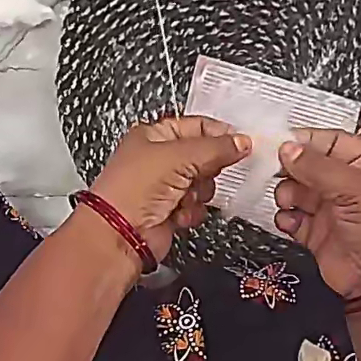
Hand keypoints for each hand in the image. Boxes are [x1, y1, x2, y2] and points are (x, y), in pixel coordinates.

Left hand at [88, 116, 251, 263]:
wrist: (120, 234)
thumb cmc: (131, 190)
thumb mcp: (180, 156)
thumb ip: (216, 147)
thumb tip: (240, 142)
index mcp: (154, 135)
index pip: (197, 126)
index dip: (219, 134)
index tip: (240, 143)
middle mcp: (158, 159)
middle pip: (203, 157)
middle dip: (207, 170)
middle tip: (202, 173)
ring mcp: (164, 186)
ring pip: (203, 184)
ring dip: (198, 193)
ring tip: (184, 195)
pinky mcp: (170, 210)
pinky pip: (196, 206)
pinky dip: (191, 211)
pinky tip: (177, 212)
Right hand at [272, 128, 360, 298]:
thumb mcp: (357, 188)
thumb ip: (319, 167)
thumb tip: (290, 149)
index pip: (332, 142)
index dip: (307, 141)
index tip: (281, 141)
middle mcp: (350, 186)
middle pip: (310, 165)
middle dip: (291, 168)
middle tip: (276, 168)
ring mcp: (333, 210)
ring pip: (297, 190)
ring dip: (287, 193)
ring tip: (288, 199)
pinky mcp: (318, 234)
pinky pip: (293, 218)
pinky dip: (286, 217)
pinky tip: (290, 220)